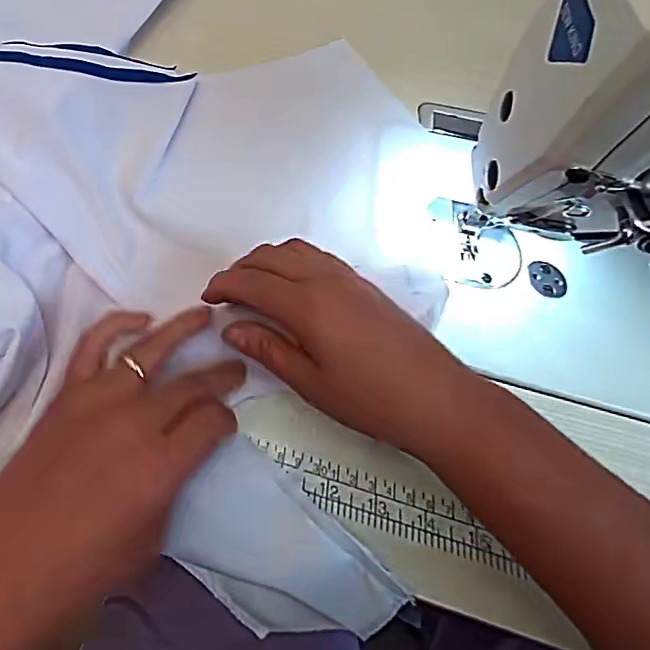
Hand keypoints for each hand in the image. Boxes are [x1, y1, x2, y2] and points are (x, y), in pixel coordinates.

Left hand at [0, 308, 243, 649]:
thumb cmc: (84, 567)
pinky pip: (94, 343)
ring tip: (202, 316)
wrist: (10, 559)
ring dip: (180, 329)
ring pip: (148, 349)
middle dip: (219, 375)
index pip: (210, 422)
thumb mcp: (150, 541)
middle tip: (235, 366)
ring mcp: (97, 399)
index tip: (227, 421)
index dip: (225, 419)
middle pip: (189, 385)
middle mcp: (135, 421)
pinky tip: (140, 319)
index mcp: (162, 464)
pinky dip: (118, 323)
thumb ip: (169, 488)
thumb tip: (177, 457)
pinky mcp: (67, 391)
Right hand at [204, 238, 475, 452]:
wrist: (440, 400)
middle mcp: (325, 280)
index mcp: (307, 305)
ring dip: (265, 259)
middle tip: (225, 292)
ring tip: (253, 283)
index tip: (209, 298)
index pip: (251, 281)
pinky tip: (290, 283)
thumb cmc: (375, 400)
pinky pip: (315, 255)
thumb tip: (235, 330)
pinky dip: (290, 259)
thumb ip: (268, 350)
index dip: (223, 285)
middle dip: (239, 268)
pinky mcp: (362, 283)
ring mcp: (347, 278)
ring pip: (292, 249)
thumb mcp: (311, 383)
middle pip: (268, 257)